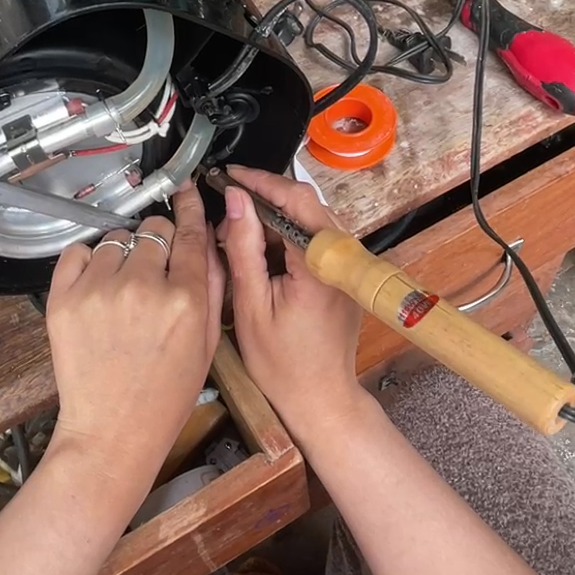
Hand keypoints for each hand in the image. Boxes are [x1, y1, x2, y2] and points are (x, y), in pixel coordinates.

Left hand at [46, 181, 222, 482]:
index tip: (186, 189)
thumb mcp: (207, 344)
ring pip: (117, 239)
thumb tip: (207, 239)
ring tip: (123, 289)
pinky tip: (98, 287)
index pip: (190, 232)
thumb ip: (212, 286)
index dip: (190, 207)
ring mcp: (99, 291)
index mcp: (185, 299)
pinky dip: (89, 261)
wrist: (112, 432)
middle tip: (154, 272)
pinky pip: (78, 251)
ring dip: (124, 254)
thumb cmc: (166, 395)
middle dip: (158, 243)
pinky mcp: (64, 299)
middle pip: (154, 230)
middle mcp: (143, 287)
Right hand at [216, 166, 371, 440]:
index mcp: (321, 264)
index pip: (294, 200)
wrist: (320, 399)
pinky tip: (260, 242)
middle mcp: (342, 257)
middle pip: (306, 203)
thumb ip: (244, 248)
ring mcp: (346, 264)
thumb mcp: (251, 305)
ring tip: (238, 219)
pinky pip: (315, 236)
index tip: (229, 174)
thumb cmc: (283, 364)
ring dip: (275, 213)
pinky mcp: (342, 273)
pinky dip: (287, 232)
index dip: (259, 182)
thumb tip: (235, 201)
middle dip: (265, 194)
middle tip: (228, 196)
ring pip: (311, 217)